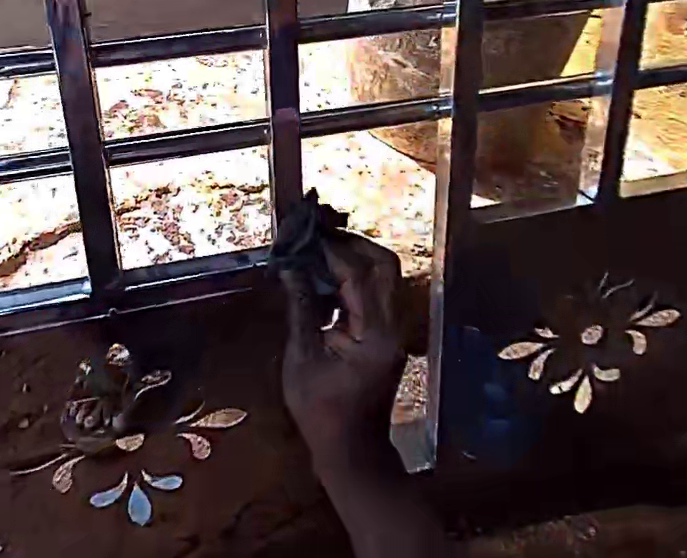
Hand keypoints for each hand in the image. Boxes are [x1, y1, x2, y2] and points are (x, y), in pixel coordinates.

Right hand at [280, 232, 405, 475]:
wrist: (353, 451)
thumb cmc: (321, 413)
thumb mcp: (303, 361)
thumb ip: (301, 310)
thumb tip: (290, 269)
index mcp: (375, 335)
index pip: (358, 277)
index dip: (332, 252)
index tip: (308, 237)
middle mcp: (394, 325)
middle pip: (385, 265)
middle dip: (353, 244)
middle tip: (321, 236)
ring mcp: (395, 327)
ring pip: (385, 275)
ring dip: (356, 257)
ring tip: (321, 250)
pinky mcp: (388, 331)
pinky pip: (377, 290)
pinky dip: (355, 276)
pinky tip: (327, 276)